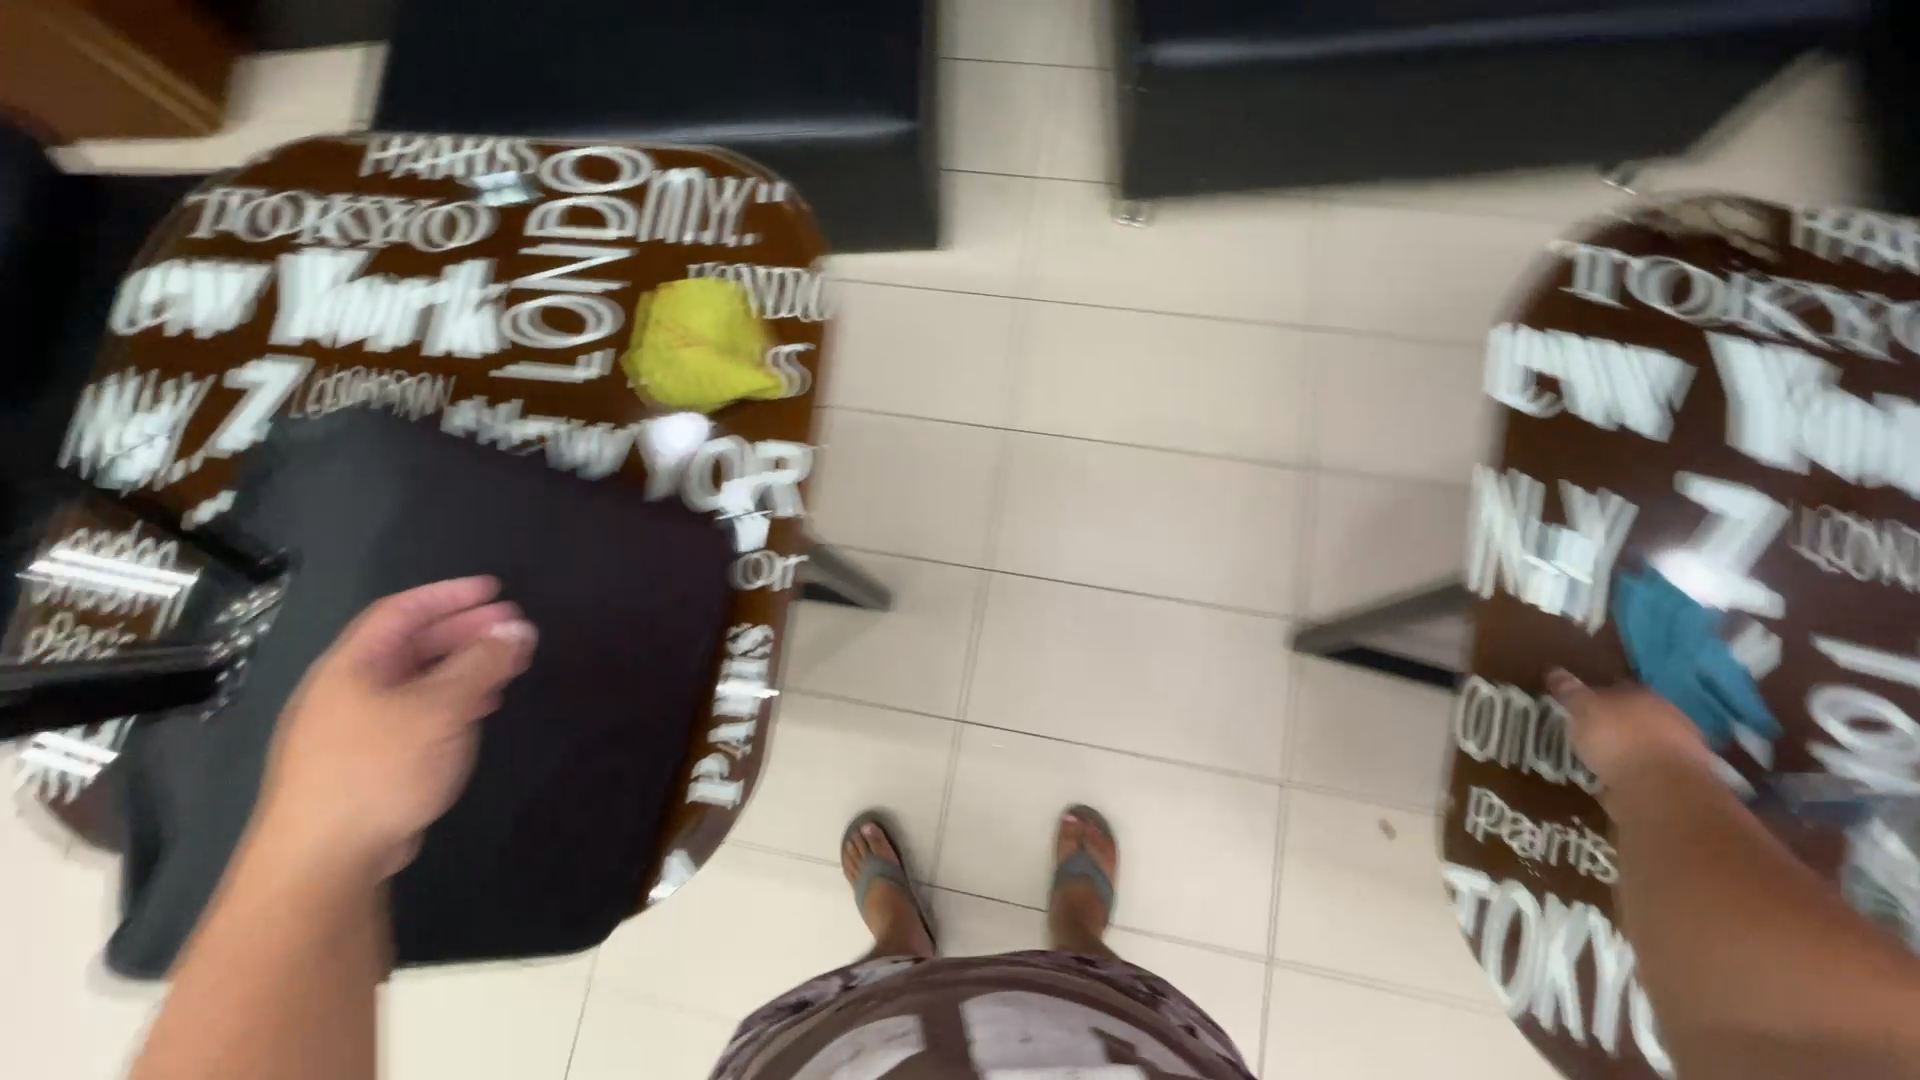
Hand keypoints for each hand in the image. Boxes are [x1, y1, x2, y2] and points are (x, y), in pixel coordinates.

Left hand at [254, 577, 536, 880]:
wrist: (322, 861)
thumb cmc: (378, 769)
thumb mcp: (440, 709)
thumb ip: (482, 664)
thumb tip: (518, 627)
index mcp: (353, 666)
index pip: (402, 611)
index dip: (449, 595)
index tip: (495, 590)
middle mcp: (349, 689)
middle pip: (411, 644)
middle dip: (464, 631)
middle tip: (512, 627)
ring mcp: (356, 726)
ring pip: (418, 679)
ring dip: (464, 666)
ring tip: (507, 665)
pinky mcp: (369, 760)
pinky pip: (419, 711)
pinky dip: (454, 699)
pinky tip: (480, 709)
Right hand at [1548, 669, 1719, 790]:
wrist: (1662, 790)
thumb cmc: (1619, 739)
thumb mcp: (1583, 709)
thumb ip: (1569, 691)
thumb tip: (1554, 670)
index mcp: (1644, 695)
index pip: (1614, 687)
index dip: (1591, 695)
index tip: (1571, 705)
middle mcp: (1665, 717)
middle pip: (1629, 715)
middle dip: (1608, 722)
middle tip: (1580, 731)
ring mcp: (1675, 749)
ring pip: (1638, 743)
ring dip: (1619, 749)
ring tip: (1591, 758)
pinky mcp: (1674, 779)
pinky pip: (1642, 769)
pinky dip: (1626, 771)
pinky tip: (1607, 778)